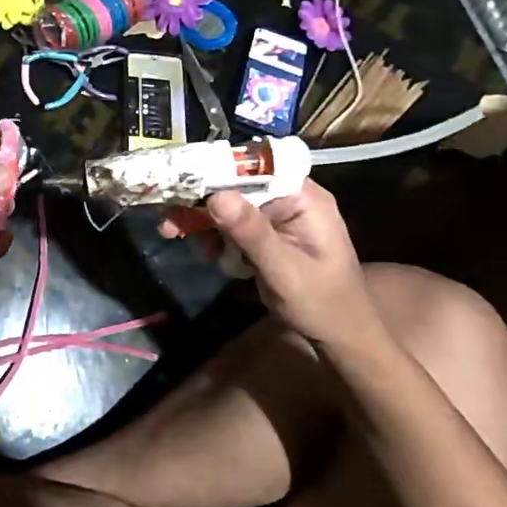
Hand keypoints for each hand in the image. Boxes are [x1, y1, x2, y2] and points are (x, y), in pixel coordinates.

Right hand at [185, 180, 384, 347]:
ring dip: (202, 218)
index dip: (217, 169)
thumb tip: (217, 196)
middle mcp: (290, 198)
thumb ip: (252, 233)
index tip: (181, 178)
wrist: (341, 338)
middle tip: (166, 213)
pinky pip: (233, 223)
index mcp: (303, 197)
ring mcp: (277, 215)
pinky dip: (214, 234)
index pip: (256, 167)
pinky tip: (204, 250)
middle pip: (237, 184)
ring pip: (230, 204)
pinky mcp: (266, 233)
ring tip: (172, 232)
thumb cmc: (321, 305)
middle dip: (201, 198)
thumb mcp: (284, 271)